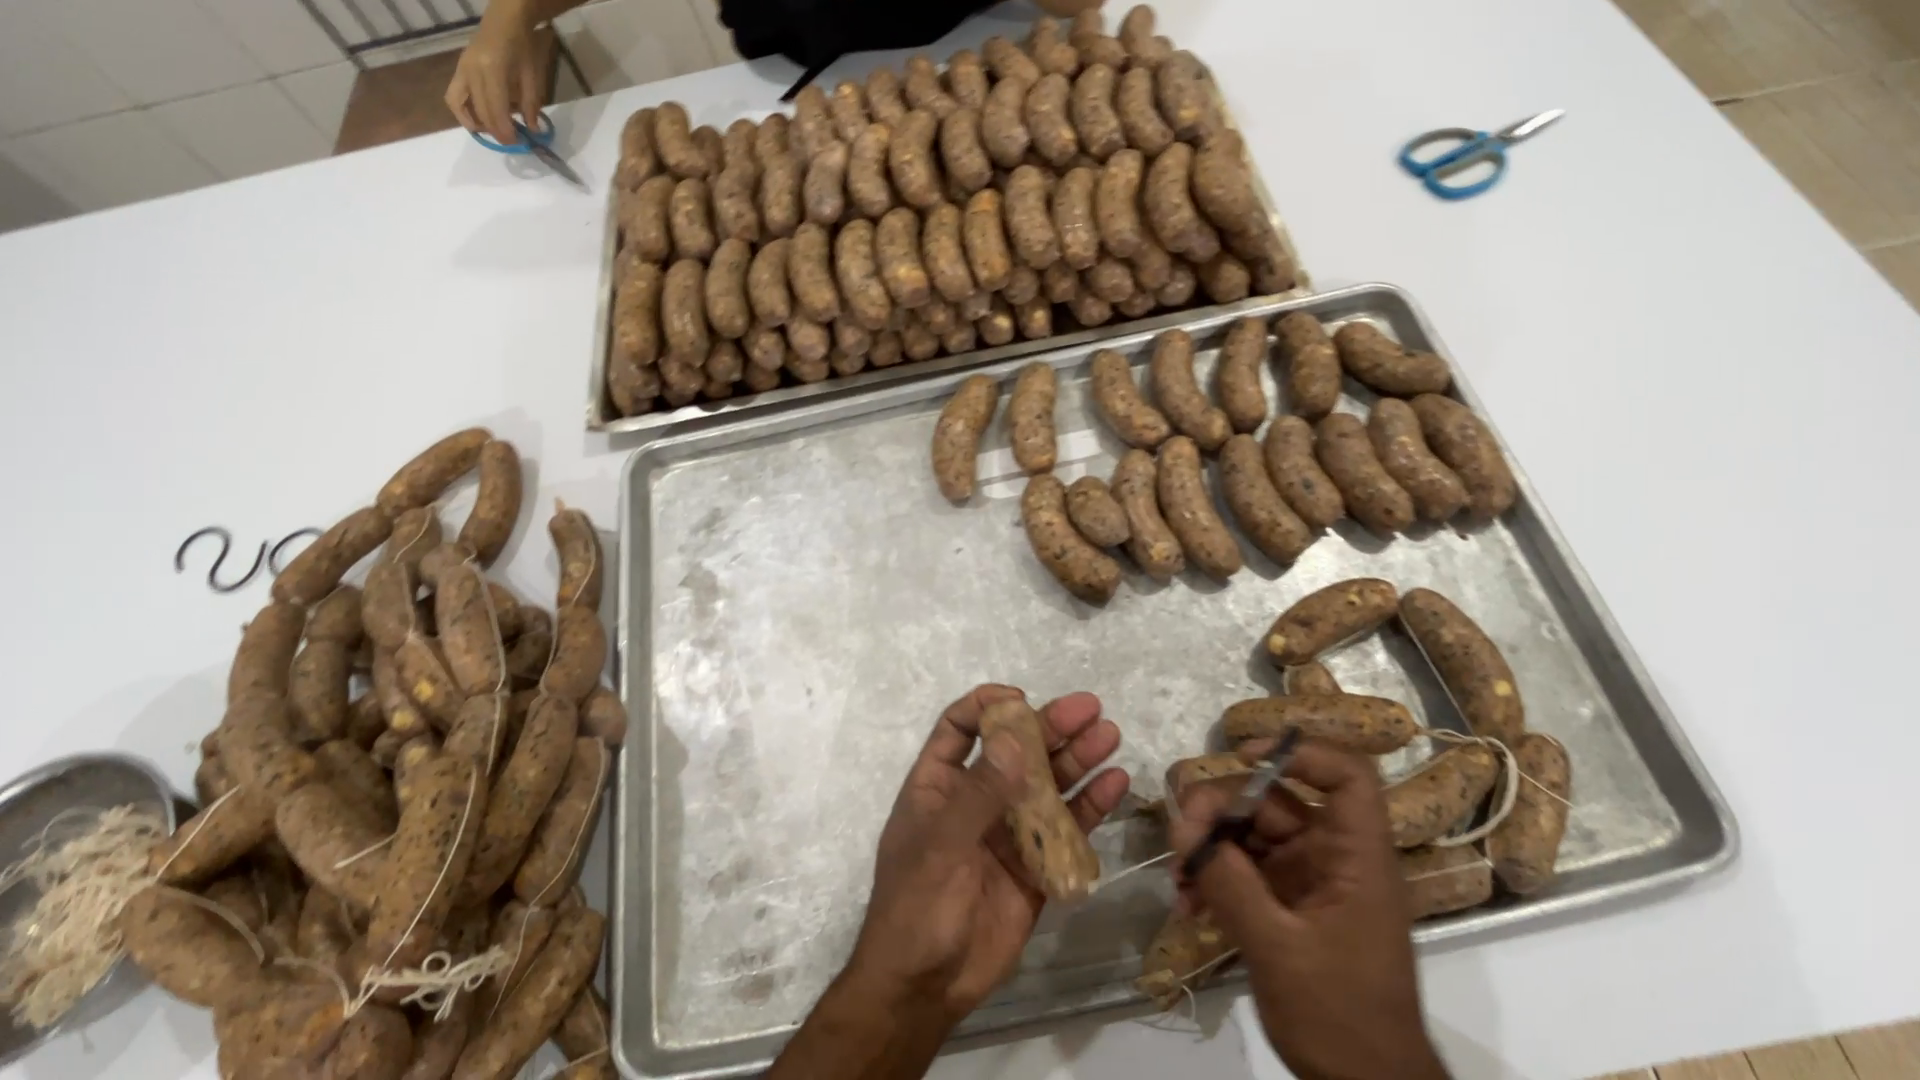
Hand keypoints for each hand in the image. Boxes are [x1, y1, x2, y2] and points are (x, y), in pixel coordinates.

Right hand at [445, 0, 552, 143]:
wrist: (504, 22)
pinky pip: (453, 97)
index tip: (517, 143)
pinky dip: (463, 113)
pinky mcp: (458, 70)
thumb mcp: (532, 76)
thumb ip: (531, 105)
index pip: (496, 108)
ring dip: (476, 124)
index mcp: (493, 70)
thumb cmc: (522, 48)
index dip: (505, 130)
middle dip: (495, 131)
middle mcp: (472, 70)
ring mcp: (462, 69)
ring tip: (493, 132)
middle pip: (480, 110)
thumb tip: (533, 130)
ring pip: (461, 105)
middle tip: (510, 142)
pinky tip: (478, 122)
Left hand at [848, 684, 1129, 1019]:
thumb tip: (1012, 740)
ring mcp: (1008, 833)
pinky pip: (1066, 830)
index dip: (987, 707)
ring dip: (1077, 759)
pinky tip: (1114, 784)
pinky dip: (1090, 807)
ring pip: (1047, 785)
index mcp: (938, 787)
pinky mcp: (1036, 867)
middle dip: (1049, 728)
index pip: (959, 729)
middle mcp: (976, 801)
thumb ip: (978, 795)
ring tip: (1109, 735)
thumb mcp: (939, 846)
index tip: (1021, 701)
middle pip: (1015, 751)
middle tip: (1089, 709)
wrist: (925, 987)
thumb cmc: (916, 908)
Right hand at [1169, 742, 1449, 1079]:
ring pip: (1253, 836)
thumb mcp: (1278, 950)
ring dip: (1211, 848)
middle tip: (1181, 835)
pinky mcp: (1289, 907)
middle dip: (1224, 810)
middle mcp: (1335, 858)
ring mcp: (1310, 882)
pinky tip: (1188, 902)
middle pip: (1278, 802)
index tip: (1242, 756)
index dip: (1300, 752)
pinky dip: (1216, 879)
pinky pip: (1246, 872)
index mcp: (1357, 858)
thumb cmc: (1339, 1017)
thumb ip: (1229, 884)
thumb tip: (1184, 827)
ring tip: (1178, 878)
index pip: (1346, 776)